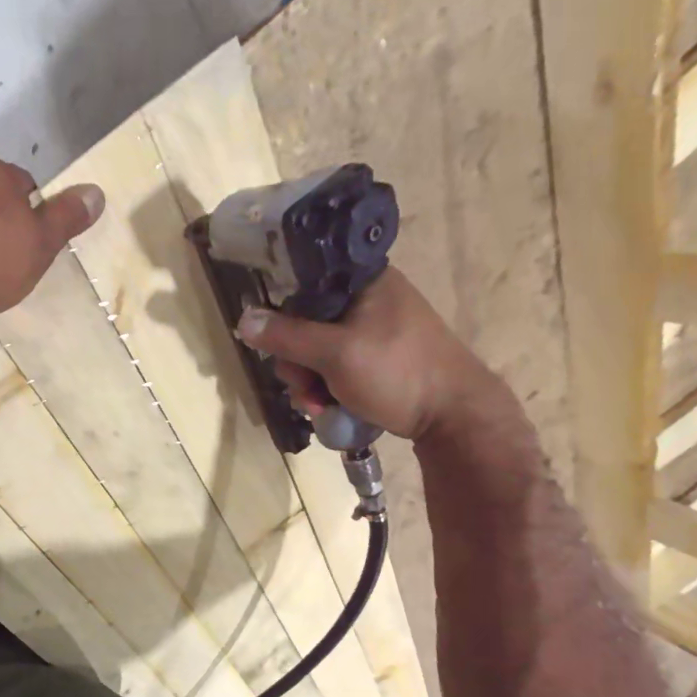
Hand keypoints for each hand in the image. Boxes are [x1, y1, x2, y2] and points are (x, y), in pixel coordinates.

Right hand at [237, 268, 503, 440]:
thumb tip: (243, 320)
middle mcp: (368, 301)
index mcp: (365, 282)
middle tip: (306, 389)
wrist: (453, 414)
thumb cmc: (397, 372)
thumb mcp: (335, 354)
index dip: (284, 318)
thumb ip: (287, 336)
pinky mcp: (376, 361)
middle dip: (297, 365)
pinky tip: (330, 410)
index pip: (305, 286)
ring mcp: (372, 333)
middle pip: (305, 326)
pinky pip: (334, 370)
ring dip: (309, 385)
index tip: (279, 347)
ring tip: (320, 407)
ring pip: (316, 354)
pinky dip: (327, 391)